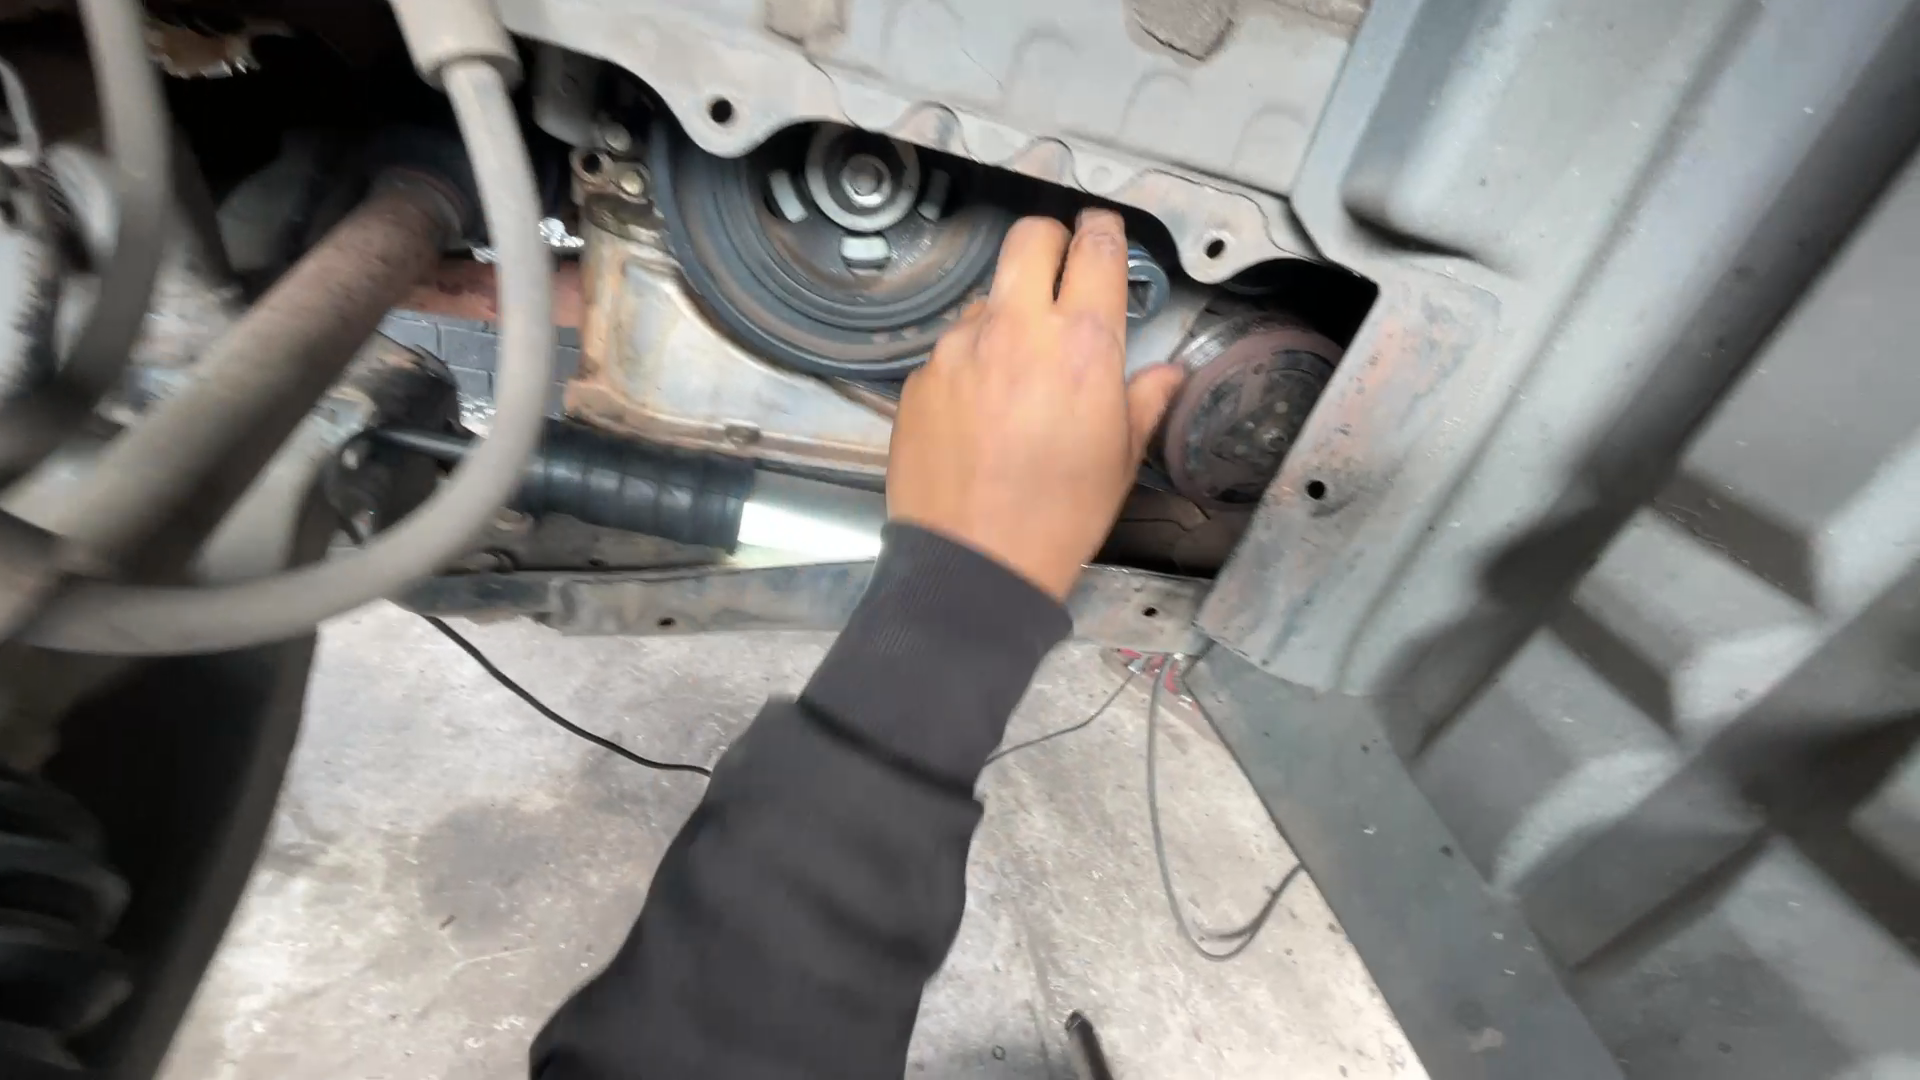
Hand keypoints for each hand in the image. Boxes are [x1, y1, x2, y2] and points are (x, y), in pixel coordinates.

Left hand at [887, 210, 1185, 600]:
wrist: (974, 561)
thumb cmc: (1057, 517)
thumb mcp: (1118, 459)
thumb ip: (1145, 400)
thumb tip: (1166, 374)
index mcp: (1082, 345)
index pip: (1096, 249)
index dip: (1103, 234)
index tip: (1101, 236)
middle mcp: (1016, 331)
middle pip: (1029, 238)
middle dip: (1049, 241)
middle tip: (1057, 271)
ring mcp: (958, 350)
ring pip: (984, 298)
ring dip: (1004, 314)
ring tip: (1013, 371)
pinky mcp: (920, 377)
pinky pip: (949, 348)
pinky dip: (968, 361)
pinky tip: (976, 408)